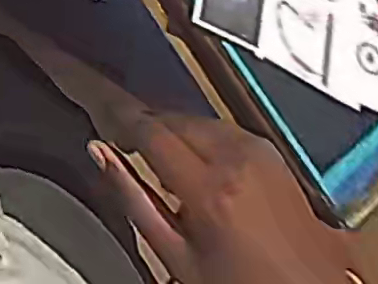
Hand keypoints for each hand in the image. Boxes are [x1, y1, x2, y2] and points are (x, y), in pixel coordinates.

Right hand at [89, 112, 354, 283]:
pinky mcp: (278, 160)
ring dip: (176, 132)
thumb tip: (99, 152)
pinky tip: (203, 167)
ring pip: (198, 120)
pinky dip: (206, 138)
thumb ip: (133, 198)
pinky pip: (226, 130)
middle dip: (149, 128)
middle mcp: (237, 161)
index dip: (120, 121)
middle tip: (132, 148)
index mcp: (209, 188)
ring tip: (169, 164)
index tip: (105, 121)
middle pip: (173, 118)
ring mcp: (262, 157)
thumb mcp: (178, 258)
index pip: (148, 128)